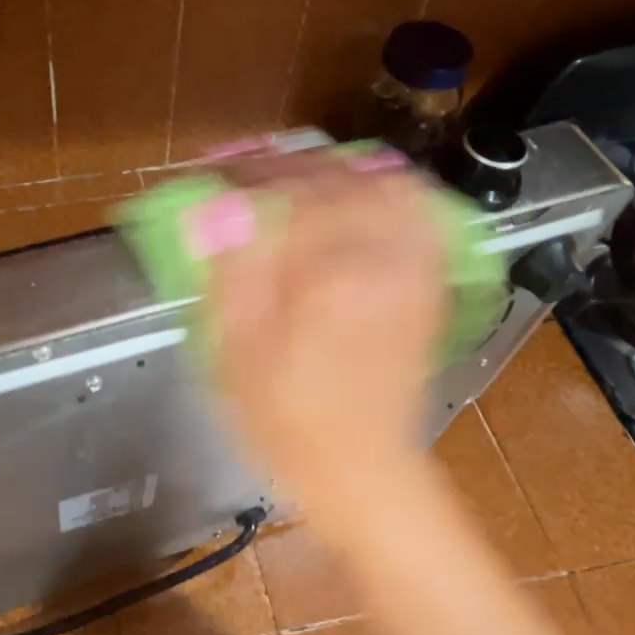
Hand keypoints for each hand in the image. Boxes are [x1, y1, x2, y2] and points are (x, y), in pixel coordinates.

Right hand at [205, 152, 445, 501]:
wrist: (364, 470)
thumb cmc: (289, 427)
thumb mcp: (238, 360)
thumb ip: (230, 277)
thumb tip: (216, 210)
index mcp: (324, 277)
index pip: (279, 194)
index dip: (237, 177)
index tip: (207, 174)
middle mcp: (376, 258)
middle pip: (327, 178)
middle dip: (278, 164)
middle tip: (239, 168)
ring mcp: (410, 267)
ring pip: (375, 182)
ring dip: (329, 167)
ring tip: (290, 172)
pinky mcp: (426, 282)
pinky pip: (418, 211)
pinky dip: (388, 186)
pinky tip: (361, 186)